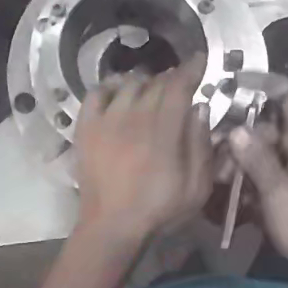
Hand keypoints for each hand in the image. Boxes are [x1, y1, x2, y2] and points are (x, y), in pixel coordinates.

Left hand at [73, 61, 216, 248]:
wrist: (111, 228)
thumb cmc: (159, 210)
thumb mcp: (197, 187)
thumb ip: (201, 145)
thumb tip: (200, 109)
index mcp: (163, 133)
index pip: (178, 87)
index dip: (192, 69)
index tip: (201, 59)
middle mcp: (134, 119)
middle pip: (155, 83)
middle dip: (172, 78)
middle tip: (180, 83)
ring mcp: (106, 121)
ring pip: (128, 84)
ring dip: (145, 83)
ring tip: (153, 90)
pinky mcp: (86, 128)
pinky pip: (96, 94)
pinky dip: (110, 87)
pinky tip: (119, 92)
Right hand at [227, 85, 287, 287]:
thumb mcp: (280, 196)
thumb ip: (258, 160)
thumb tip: (236, 129)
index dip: (264, 82)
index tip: (232, 83)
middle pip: (272, 121)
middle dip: (243, 130)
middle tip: (214, 146)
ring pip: (267, 145)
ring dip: (243, 155)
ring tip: (221, 175)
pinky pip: (271, 166)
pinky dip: (252, 172)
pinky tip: (234, 189)